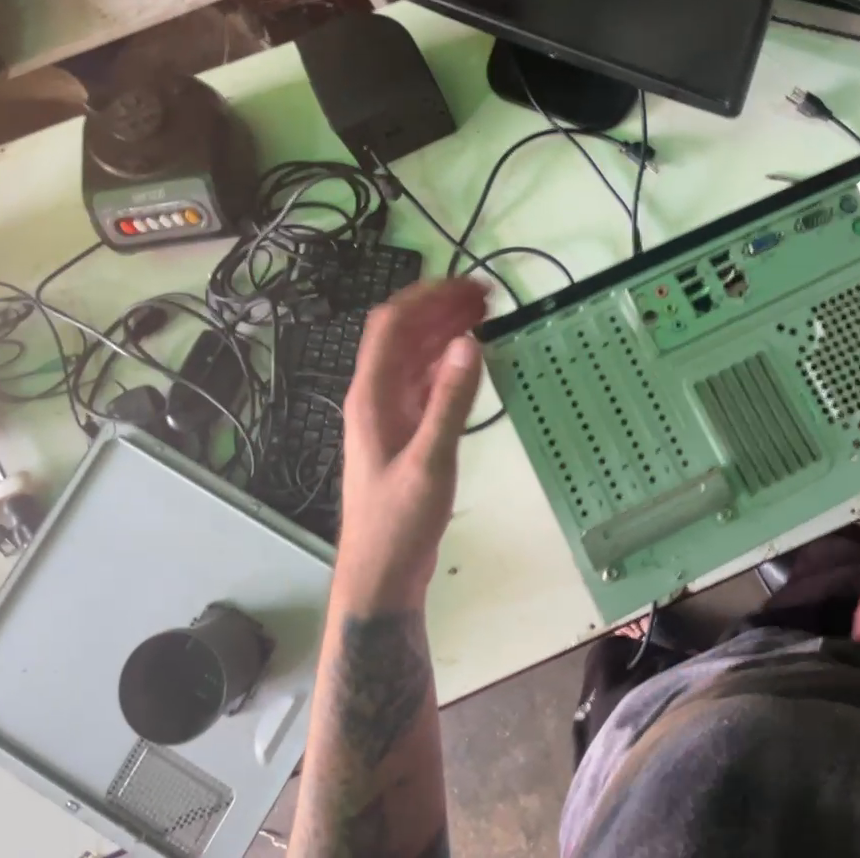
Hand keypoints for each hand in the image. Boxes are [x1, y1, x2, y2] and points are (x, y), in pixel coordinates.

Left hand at [337, 278, 488, 606]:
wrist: (382, 573)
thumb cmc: (399, 520)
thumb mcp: (430, 460)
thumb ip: (451, 401)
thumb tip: (470, 343)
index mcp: (372, 396)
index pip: (393, 326)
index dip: (428, 298)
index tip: (470, 287)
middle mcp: (376, 396)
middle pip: (404, 335)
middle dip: (441, 308)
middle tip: (487, 297)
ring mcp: (389, 413)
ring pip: (415, 357)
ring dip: (444, 332)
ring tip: (484, 317)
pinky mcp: (404, 431)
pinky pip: (425, 382)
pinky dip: (447, 363)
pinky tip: (472, 360)